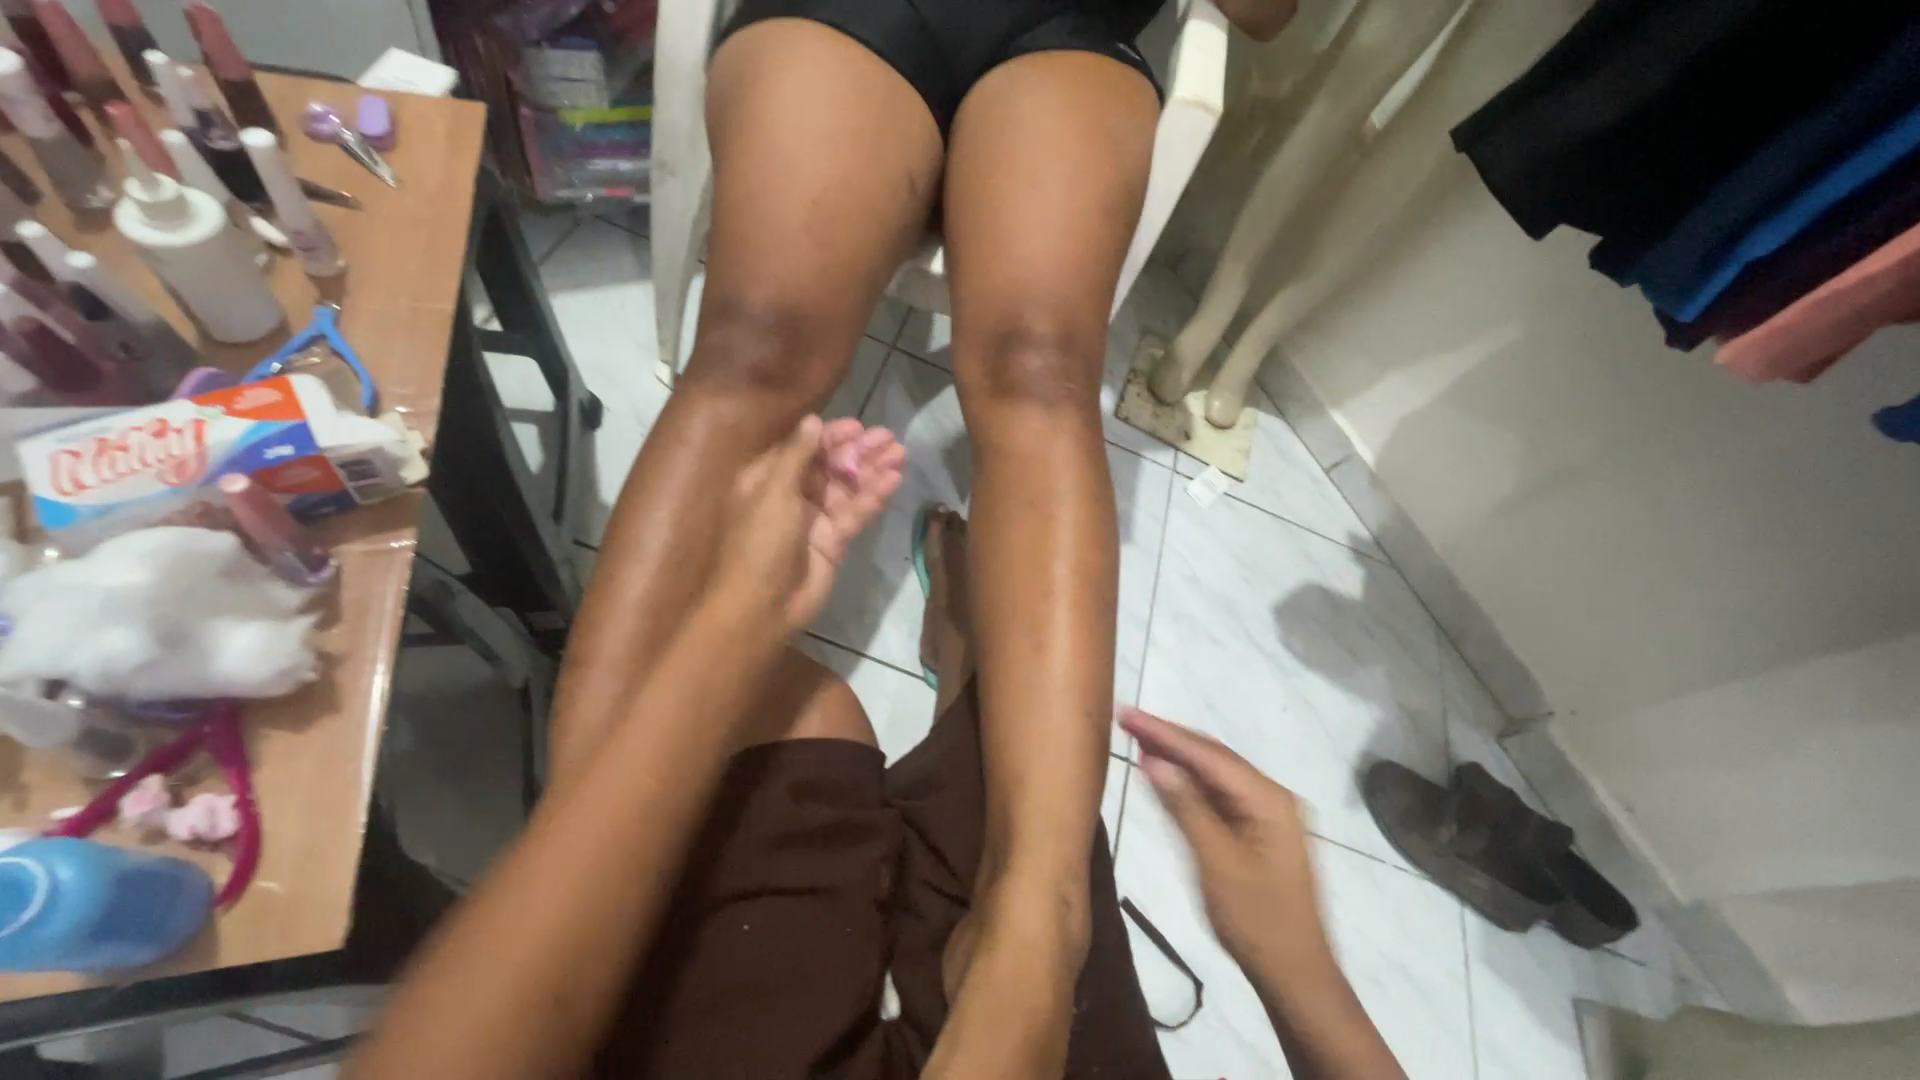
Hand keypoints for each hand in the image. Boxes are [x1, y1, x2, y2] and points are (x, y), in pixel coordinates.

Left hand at [713, 415, 903, 632]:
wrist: (762, 605)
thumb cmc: (759, 543)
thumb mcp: (773, 491)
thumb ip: (797, 455)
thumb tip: (814, 419)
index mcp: (767, 479)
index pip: (804, 449)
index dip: (831, 436)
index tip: (859, 426)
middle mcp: (792, 495)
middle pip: (830, 466)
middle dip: (859, 451)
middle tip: (890, 438)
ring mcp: (815, 519)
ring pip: (848, 488)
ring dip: (873, 470)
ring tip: (901, 454)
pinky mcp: (835, 541)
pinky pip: (856, 512)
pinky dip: (874, 496)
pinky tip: (894, 480)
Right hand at [1120, 708, 1333, 984]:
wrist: (1295, 974)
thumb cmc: (1256, 919)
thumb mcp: (1215, 862)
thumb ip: (1185, 807)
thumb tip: (1154, 761)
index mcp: (1269, 800)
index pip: (1208, 755)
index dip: (1164, 732)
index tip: (1127, 714)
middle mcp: (1272, 798)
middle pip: (1213, 758)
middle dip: (1169, 738)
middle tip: (1126, 720)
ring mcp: (1266, 815)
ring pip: (1215, 775)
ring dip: (1178, 758)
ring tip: (1137, 738)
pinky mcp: (1256, 832)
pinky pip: (1218, 796)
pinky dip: (1189, 784)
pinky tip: (1164, 775)